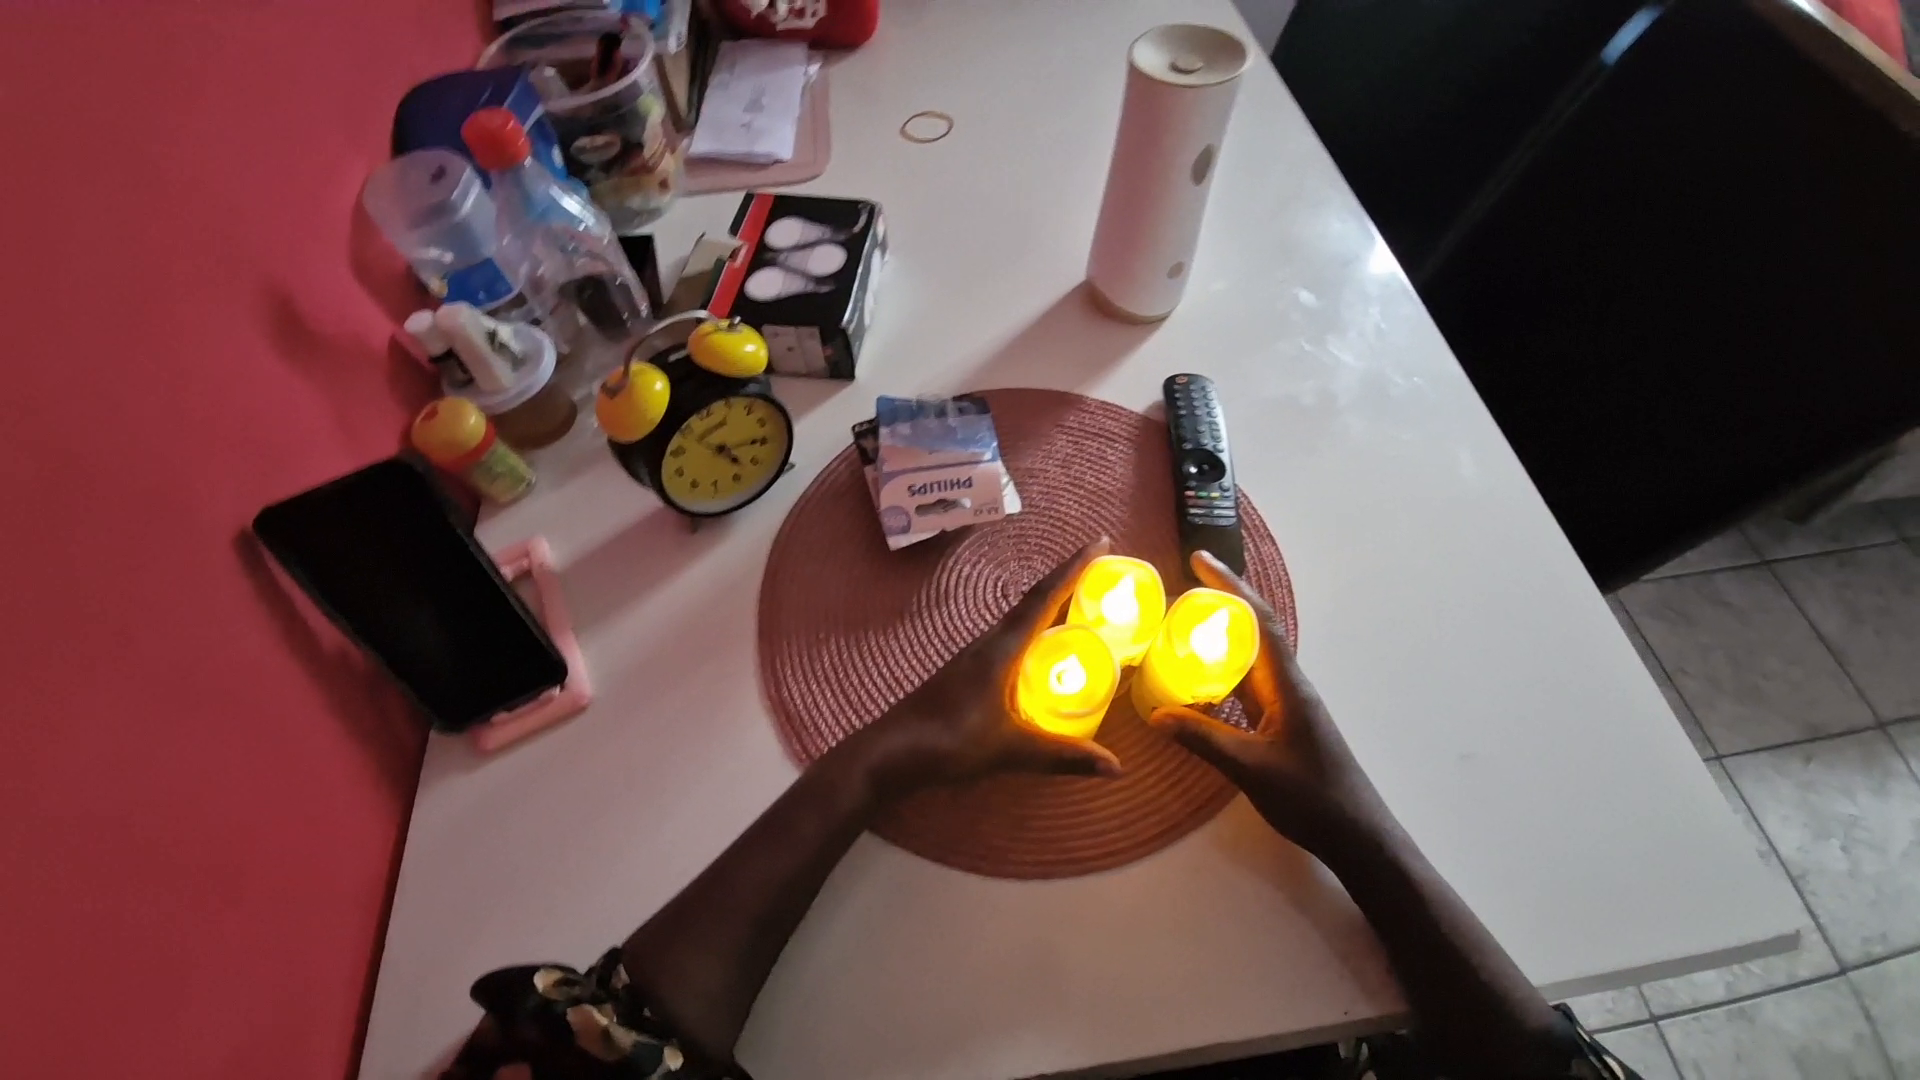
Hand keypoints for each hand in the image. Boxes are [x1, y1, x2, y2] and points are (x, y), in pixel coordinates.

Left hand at [855, 538, 1123, 796]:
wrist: (891, 751)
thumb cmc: (949, 742)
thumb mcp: (1010, 750)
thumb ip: (1062, 756)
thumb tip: (1116, 767)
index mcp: (1001, 650)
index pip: (1043, 599)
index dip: (1072, 569)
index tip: (1099, 541)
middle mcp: (988, 644)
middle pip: (1032, 602)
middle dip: (1066, 582)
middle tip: (1100, 570)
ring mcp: (973, 657)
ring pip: (1018, 621)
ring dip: (1048, 606)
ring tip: (1079, 605)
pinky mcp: (965, 673)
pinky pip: (1008, 640)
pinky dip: (1032, 633)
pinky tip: (1039, 651)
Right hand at [1147, 551, 1393, 856]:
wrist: (1357, 837)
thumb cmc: (1313, 798)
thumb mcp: (1251, 768)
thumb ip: (1204, 739)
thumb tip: (1156, 714)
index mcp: (1287, 685)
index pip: (1259, 622)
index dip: (1231, 587)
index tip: (1199, 561)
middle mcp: (1287, 686)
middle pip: (1253, 631)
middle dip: (1220, 604)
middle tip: (1178, 591)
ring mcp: (1284, 705)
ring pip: (1247, 659)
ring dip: (1218, 639)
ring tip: (1178, 627)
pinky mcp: (1279, 724)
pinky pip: (1244, 687)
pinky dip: (1218, 675)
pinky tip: (1192, 682)